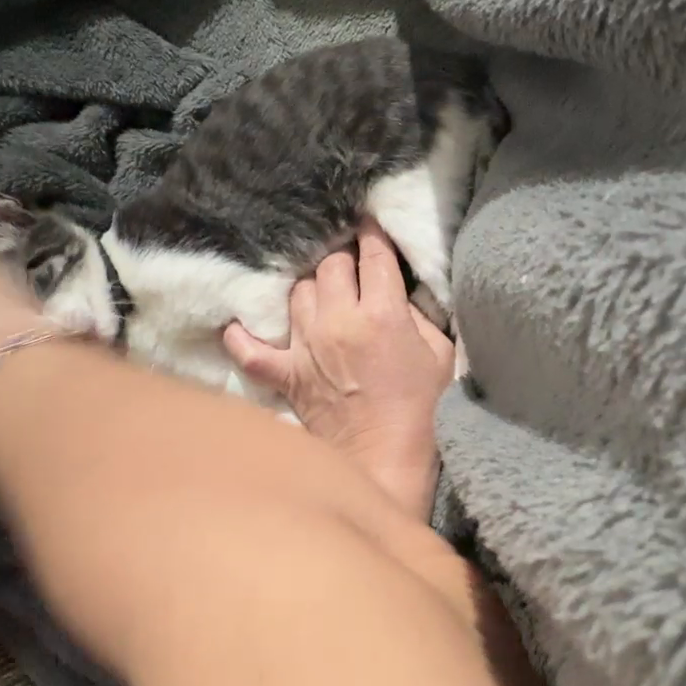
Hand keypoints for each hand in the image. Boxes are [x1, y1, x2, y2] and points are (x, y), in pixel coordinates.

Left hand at [224, 221, 453, 518]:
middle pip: (329, 265)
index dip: (374, 235)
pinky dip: (245, 335)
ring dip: (312, 287)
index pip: (373, 256)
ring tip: (323, 293)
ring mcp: (306, 347)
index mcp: (381, 314)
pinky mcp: (286, 375)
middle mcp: (337, 322)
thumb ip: (418, 316)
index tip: (371, 226)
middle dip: (344, 259)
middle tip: (354, 265)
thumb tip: (399, 296)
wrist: (386, 458)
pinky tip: (245, 326)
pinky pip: (251, 348)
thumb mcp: (440, 354)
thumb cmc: (424, 408)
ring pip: (297, 292)